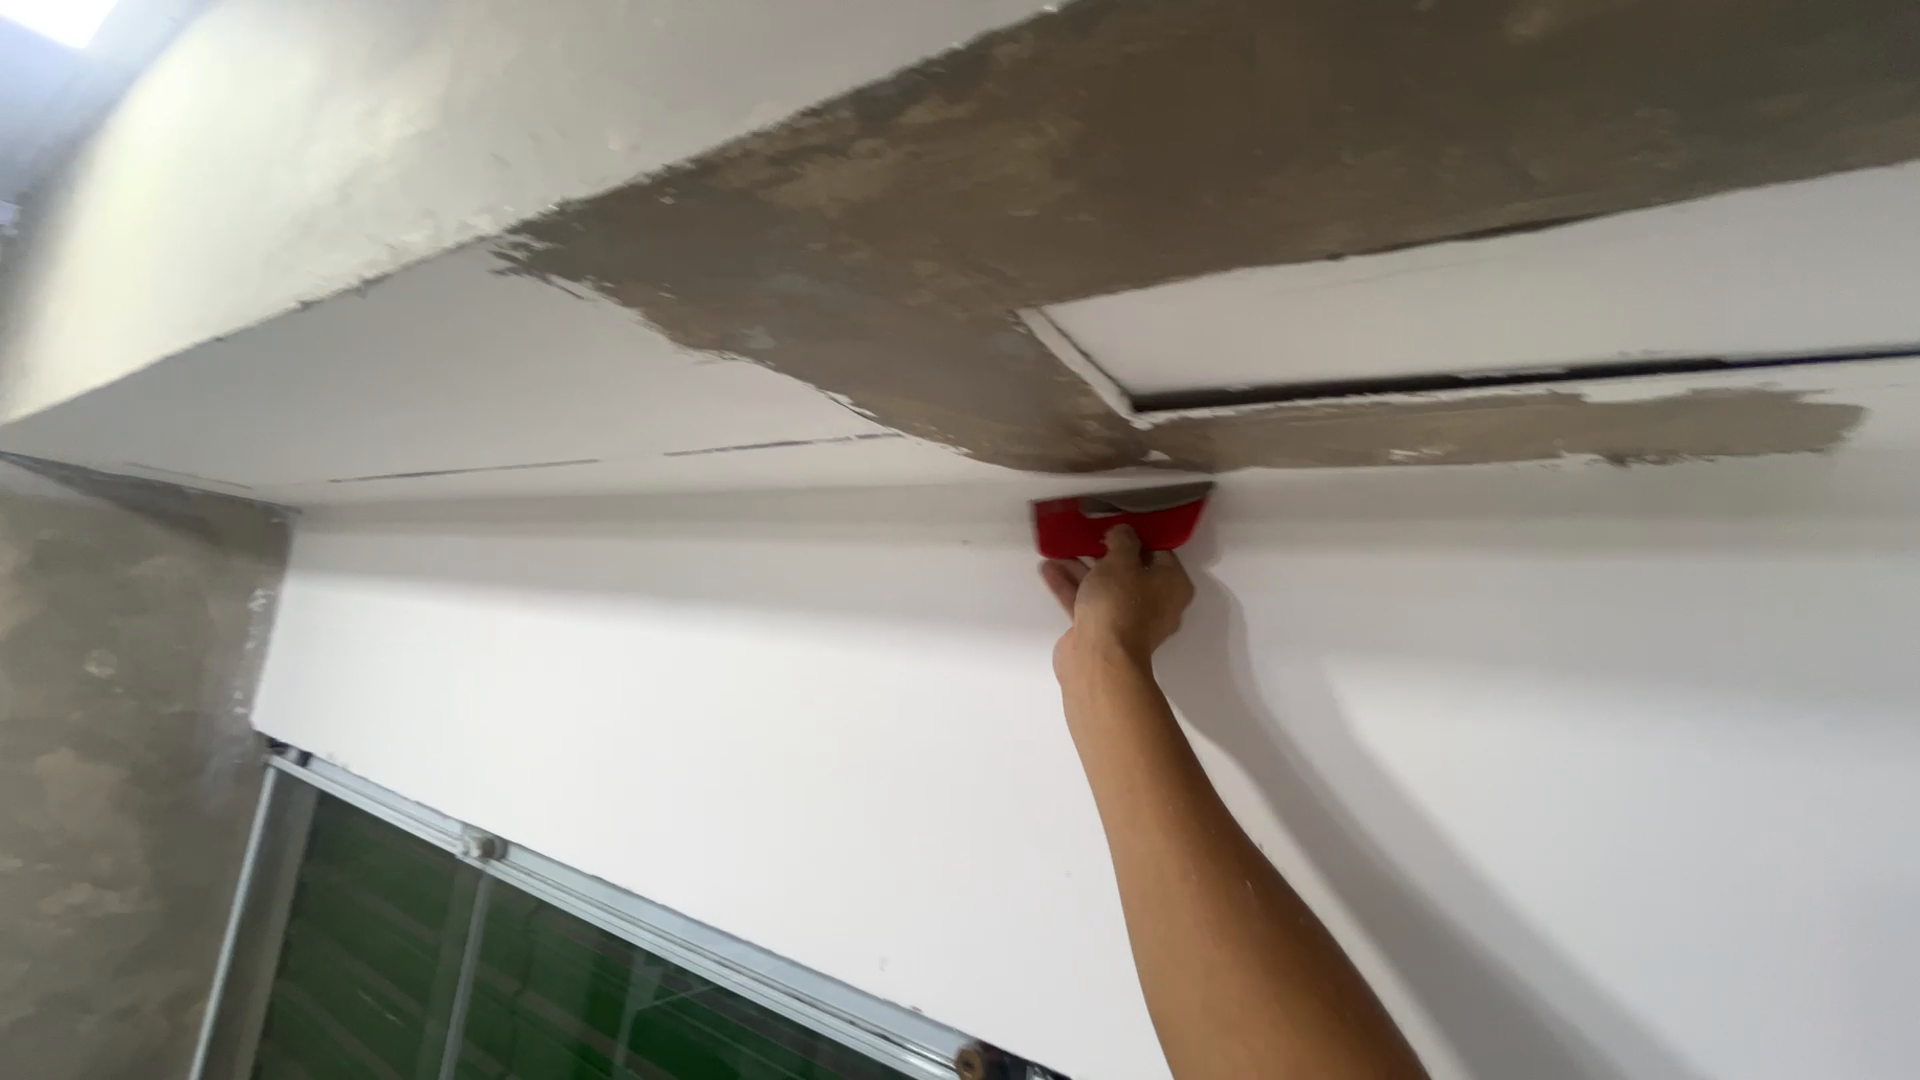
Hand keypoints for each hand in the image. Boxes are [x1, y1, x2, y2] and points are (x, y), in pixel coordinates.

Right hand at [1041, 524, 1194, 674]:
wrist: (1099, 657)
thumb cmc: (1119, 602)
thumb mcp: (1121, 560)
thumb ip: (1122, 540)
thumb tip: (1122, 532)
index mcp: (1172, 585)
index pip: (1158, 552)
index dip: (1136, 537)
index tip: (1114, 525)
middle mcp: (1155, 603)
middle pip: (1129, 571)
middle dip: (1103, 553)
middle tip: (1084, 535)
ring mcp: (1127, 619)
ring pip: (1104, 586)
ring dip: (1081, 568)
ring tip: (1059, 549)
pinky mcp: (1101, 631)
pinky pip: (1087, 601)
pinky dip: (1070, 586)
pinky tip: (1049, 569)